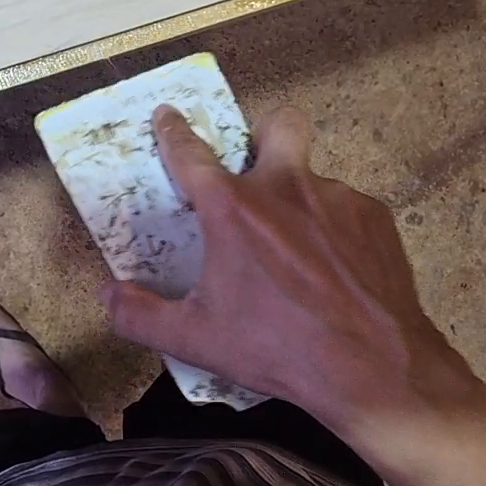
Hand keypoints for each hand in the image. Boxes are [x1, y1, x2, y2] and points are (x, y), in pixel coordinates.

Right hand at [99, 105, 485, 473]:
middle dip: (262, 135)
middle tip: (256, 173)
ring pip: (311, 177)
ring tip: (299, 255)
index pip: (190, 152)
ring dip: (298, 200)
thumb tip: (108, 295)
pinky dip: (333, 229)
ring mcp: (336, 197)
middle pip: (276, 124)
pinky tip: (335, 273)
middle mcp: (284, 187)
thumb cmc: (278, 349)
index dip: (172, 130)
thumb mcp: (196, 339)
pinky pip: (344, 208)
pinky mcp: (375, 217)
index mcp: (233, 209)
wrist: (377, 371)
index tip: (167, 114)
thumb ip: (140, 315)